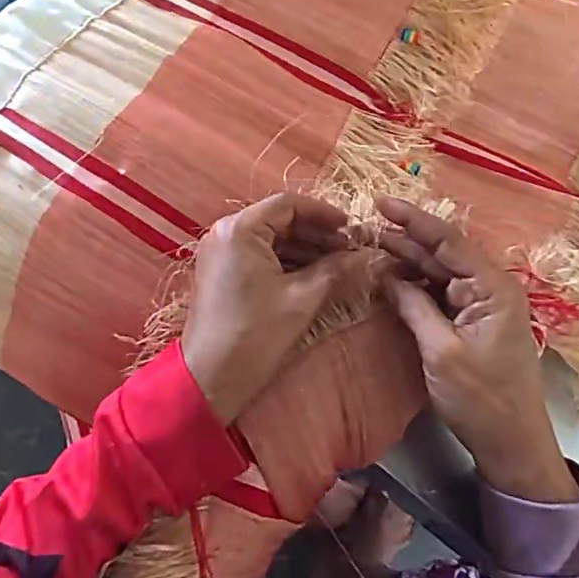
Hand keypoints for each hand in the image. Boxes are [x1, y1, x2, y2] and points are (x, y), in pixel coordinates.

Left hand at [182, 193, 369, 424]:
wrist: (212, 373)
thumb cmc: (256, 332)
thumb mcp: (302, 297)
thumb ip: (335, 269)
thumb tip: (366, 256)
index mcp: (239, 228)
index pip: (287, 205)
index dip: (323, 213)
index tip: (352, 228)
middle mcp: (224, 231)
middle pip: (278, 220)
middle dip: (316, 233)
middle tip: (350, 250)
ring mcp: (220, 251)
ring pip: (269, 238)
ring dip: (303, 248)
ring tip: (339, 264)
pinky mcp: (221, 270)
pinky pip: (258, 254)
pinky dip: (285, 261)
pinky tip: (313, 274)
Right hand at [369, 198, 578, 502]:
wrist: (511, 444)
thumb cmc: (481, 399)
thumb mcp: (440, 351)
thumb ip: (413, 306)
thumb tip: (386, 275)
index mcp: (493, 289)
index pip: (448, 241)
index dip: (412, 219)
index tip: (380, 202)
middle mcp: (490, 288)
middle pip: (441, 250)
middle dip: (403, 236)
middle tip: (362, 226)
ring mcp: (480, 303)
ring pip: (436, 268)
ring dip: (404, 257)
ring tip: (367, 244)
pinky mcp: (470, 318)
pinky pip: (437, 288)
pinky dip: (412, 280)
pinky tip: (387, 274)